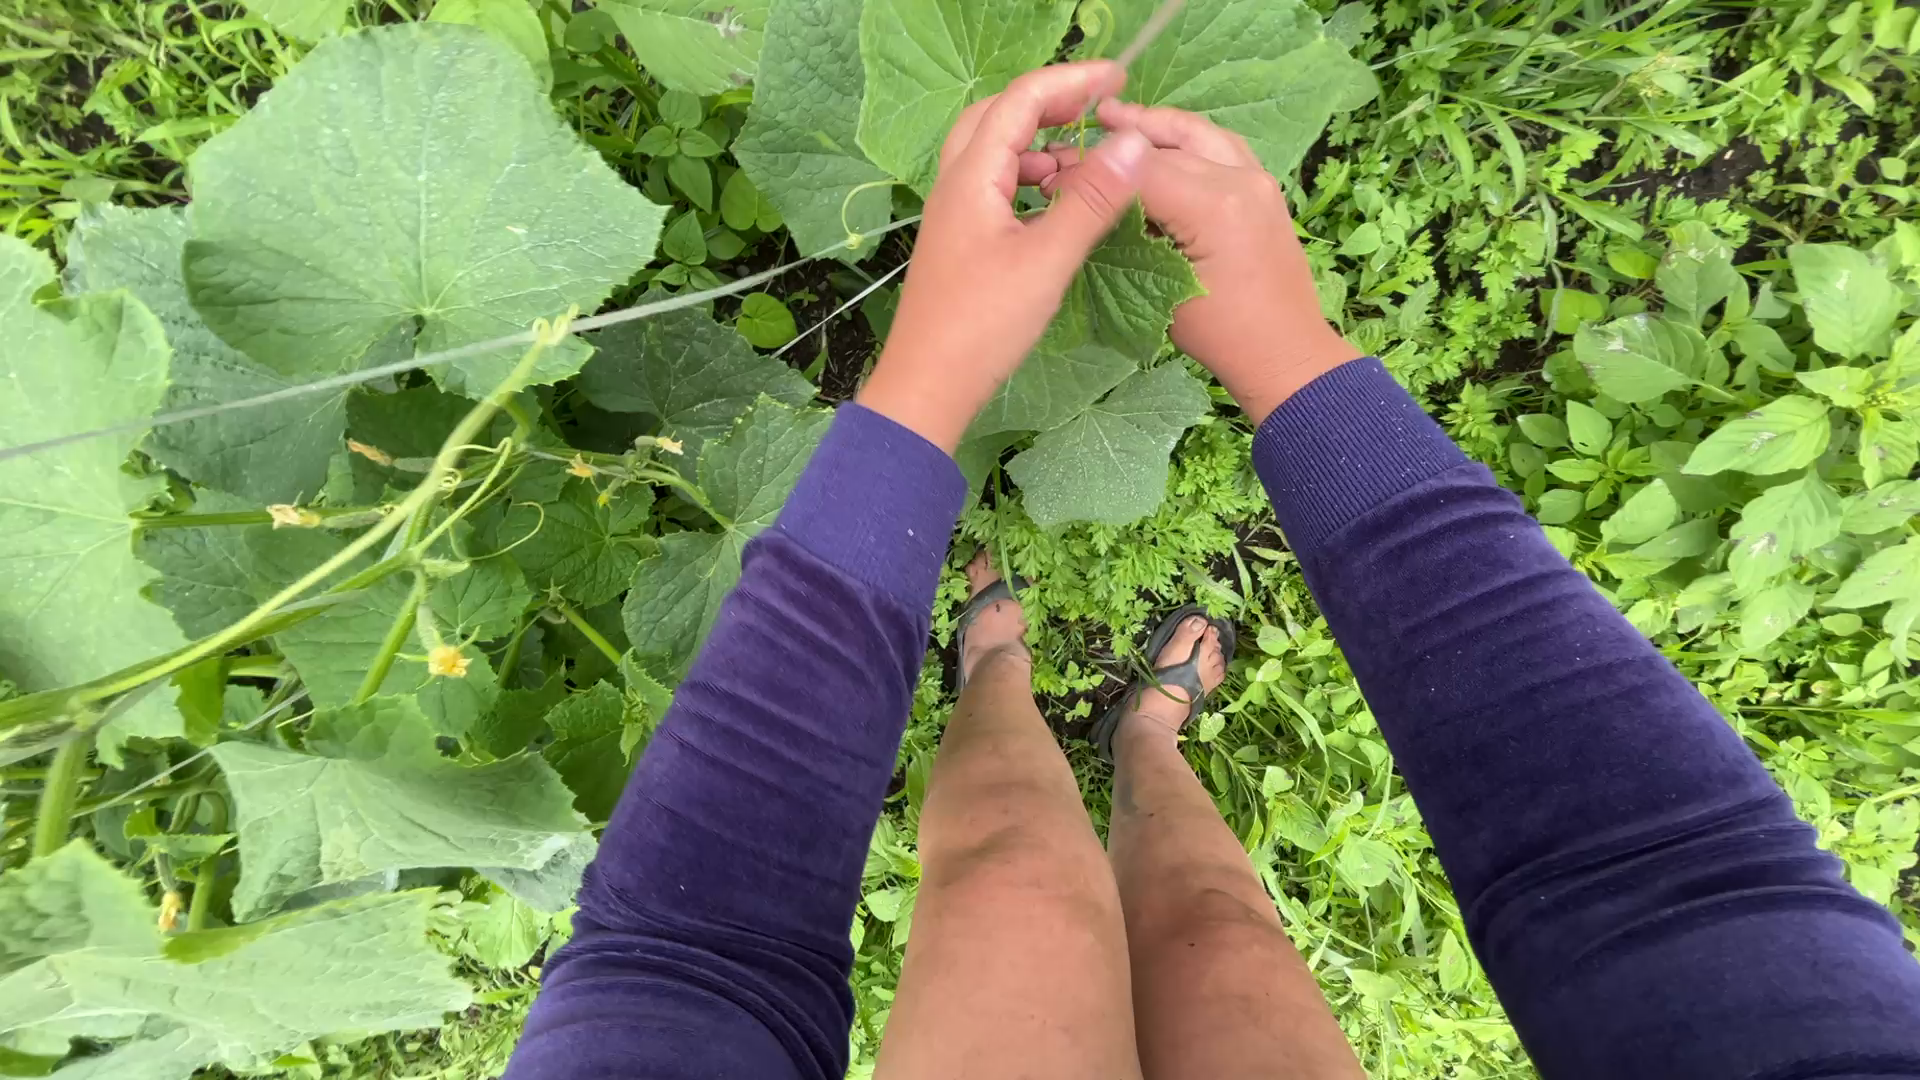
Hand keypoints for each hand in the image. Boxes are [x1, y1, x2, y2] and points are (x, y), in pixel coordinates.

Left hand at [856, 63, 1151, 453]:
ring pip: (991, 160)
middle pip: (996, 119)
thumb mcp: (1045, 262)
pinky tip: (1050, 209)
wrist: (928, 387)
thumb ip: (1090, 200)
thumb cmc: (982, 327)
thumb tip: (1133, 142)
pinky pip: (991, 195)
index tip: (1119, 78)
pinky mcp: (957, 249)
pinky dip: (1024, 186)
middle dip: (1047, 105)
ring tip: (1079, 163)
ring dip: (1035, 149)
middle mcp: (954, 189)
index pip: (1020, 100)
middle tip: (1093, 110)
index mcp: (971, 179)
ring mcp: (951, 220)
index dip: (1071, 81)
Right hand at [1044, 102, 1360, 422]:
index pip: (1140, 171)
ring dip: (1152, 125)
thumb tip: (1094, 207)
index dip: (1092, 170)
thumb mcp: (1164, 292)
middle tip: (1069, 151)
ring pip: (1195, 132)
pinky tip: (1163, 138)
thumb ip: (1132, 241)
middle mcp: (1239, 178)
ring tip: (1113, 117)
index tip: (1054, 177)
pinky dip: (1185, 135)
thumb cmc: (1220, 335)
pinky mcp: (1262, 185)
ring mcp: (1256, 176)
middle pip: (1164, 146)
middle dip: (1114, 146)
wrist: (1283, 350)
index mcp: (1214, 207)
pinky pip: (1218, 144)